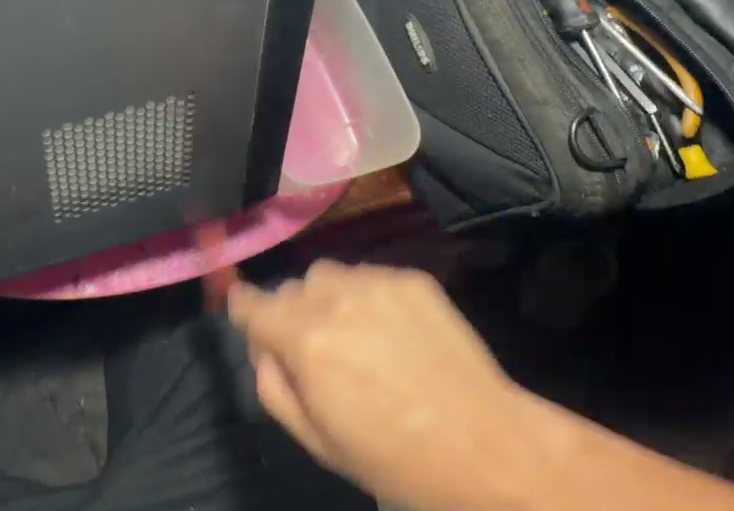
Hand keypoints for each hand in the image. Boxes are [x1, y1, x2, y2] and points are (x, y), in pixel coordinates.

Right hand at [227, 261, 536, 508]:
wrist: (490, 448)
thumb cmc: (397, 458)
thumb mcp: (318, 442)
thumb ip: (273, 387)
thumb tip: (262, 348)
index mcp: (305, 341)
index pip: (250, 303)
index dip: (243, 307)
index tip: (246, 313)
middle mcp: (334, 300)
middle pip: (291, 288)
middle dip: (294, 313)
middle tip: (319, 350)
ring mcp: (376, 284)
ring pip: (328, 275)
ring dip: (329, 298)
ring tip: (359, 336)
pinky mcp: (411, 279)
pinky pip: (369, 276)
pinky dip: (369, 297)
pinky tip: (396, 334)